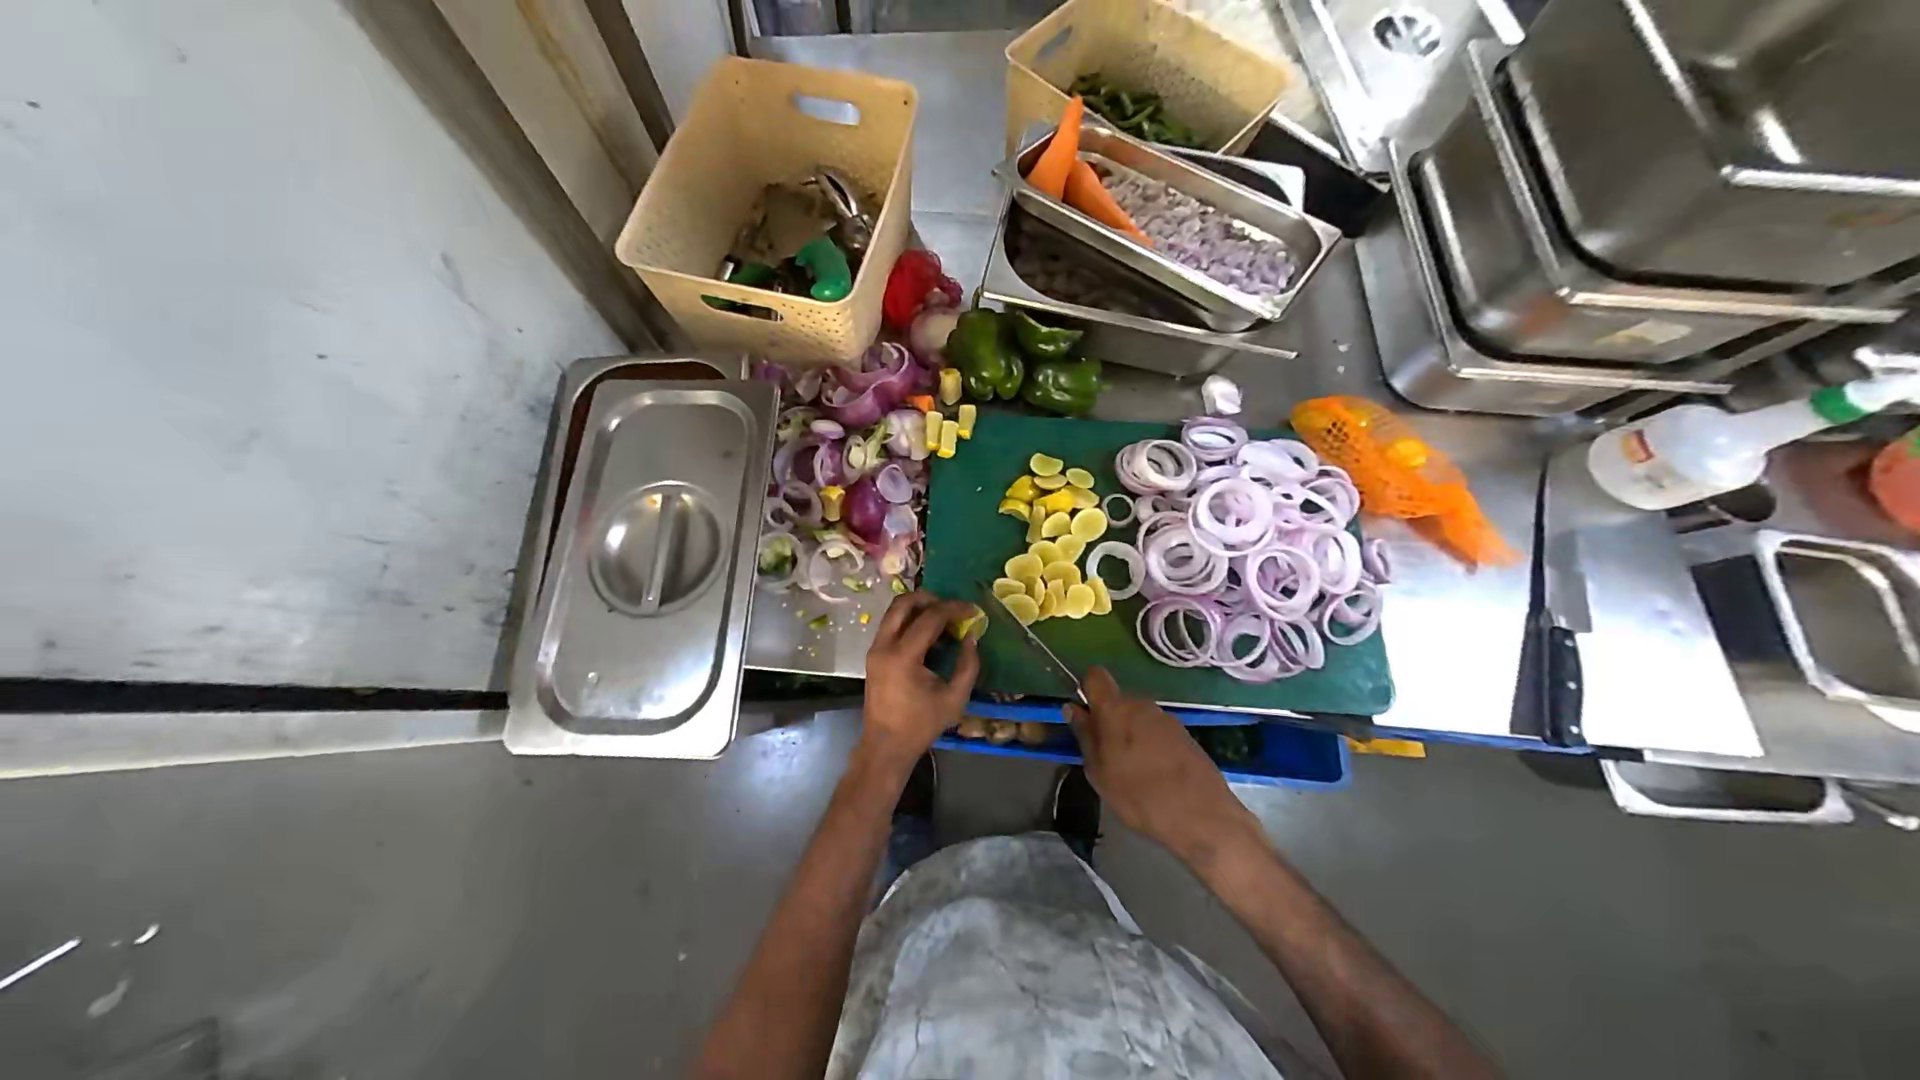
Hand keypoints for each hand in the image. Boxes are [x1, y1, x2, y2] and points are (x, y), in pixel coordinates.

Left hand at [859, 591, 979, 771]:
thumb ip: (967, 665)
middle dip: (930, 598)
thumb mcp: (955, 698)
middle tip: (952, 608)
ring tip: (942, 620)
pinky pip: (891, 625)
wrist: (886, 745)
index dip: (954, 609)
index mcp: (903, 656)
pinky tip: (929, 635)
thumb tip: (971, 638)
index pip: (930, 618)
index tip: (973, 610)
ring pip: (894, 612)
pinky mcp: (874, 655)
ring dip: (918, 608)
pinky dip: (910, 620)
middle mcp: (884, 646)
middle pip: (903, 603)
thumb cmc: (921, 725)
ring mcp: (875, 649)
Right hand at [1065, 667, 1260, 863]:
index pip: (1095, 676)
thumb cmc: (1139, 795)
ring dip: (1130, 735)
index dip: (1087, 690)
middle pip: (1117, 701)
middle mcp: (1142, 704)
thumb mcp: (1099, 772)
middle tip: (1106, 756)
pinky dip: (1150, 746)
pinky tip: (1155, 775)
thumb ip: (1085, 736)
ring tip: (1132, 771)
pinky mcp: (1184, 734)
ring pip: (1137, 718)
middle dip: (1109, 721)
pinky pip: (1156, 731)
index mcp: (1116, 709)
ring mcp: (1166, 718)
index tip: (1085, 717)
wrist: (1202, 815)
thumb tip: (1074, 708)